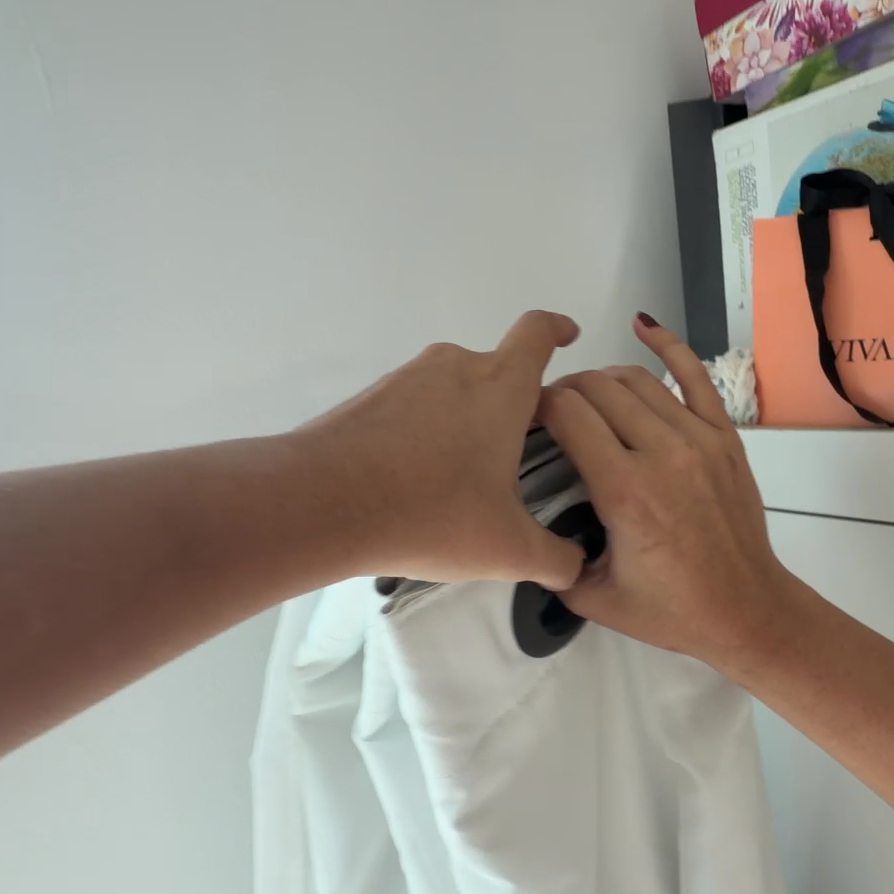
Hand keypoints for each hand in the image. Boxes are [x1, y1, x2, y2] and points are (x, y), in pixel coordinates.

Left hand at [299, 310, 585, 589]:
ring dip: (466, 422)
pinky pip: (414, 406)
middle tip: (515, 459)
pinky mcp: (368, 398)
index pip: (538, 332)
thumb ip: (554, 558)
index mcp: (500, 386)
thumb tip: (575, 566)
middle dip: (512, 407)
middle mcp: (455, 366)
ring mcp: (406, 378)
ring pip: (453, 390)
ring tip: (461, 481)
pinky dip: (426, 433)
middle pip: (497, 371)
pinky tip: (416, 482)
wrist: (317, 504)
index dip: (557, 328)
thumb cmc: (430, 512)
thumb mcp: (507, 549)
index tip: (567, 335)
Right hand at [539, 315, 800, 668]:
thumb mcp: (593, 598)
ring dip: (601, 379)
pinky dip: (667, 345)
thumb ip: (549, 559)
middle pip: (597, 390)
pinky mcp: (725, 435)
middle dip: (563, 391)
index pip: (568, 415)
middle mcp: (662, 453)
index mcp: (625, 490)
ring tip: (584, 396)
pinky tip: (642, 327)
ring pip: (637, 380)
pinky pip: (694, 375)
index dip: (537, 406)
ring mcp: (699, 438)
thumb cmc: (672, 609)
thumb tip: (521, 526)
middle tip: (550, 412)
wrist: (746, 610)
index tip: (525, 419)